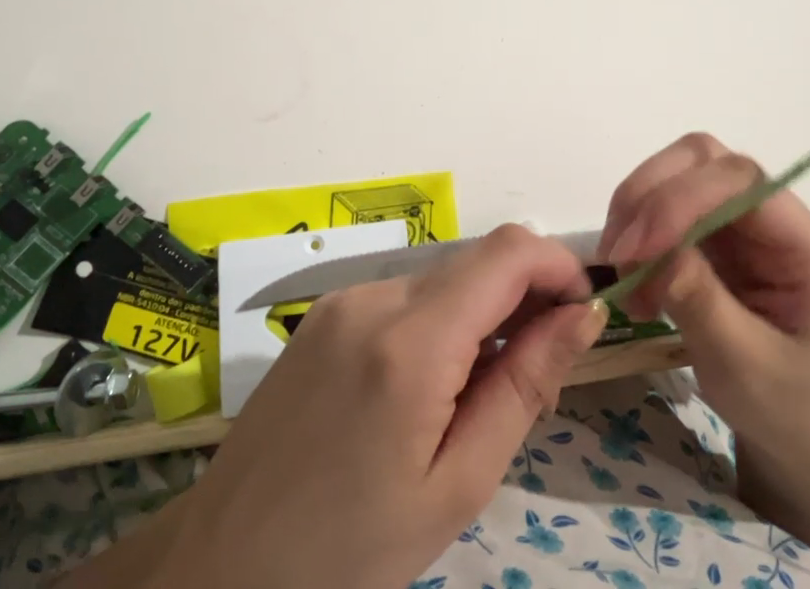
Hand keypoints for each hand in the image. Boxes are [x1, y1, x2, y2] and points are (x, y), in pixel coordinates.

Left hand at [68, 224, 607, 588]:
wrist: (225, 562)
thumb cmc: (353, 546)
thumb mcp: (460, 481)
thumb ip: (527, 384)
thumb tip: (584, 312)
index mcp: (410, 341)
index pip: (511, 252)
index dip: (561, 268)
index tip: (582, 319)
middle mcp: (372, 297)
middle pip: (479, 261)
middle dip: (526, 298)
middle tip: (533, 377)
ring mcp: (340, 302)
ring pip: (444, 278)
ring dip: (482, 315)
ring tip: (474, 399)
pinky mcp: (322, 316)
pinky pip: (404, 297)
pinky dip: (439, 324)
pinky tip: (426, 391)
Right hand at [596, 133, 809, 528]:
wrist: (795, 435)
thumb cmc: (784, 405)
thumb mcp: (744, 365)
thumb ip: (702, 303)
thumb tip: (653, 253)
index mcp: (805, 243)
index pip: (742, 181)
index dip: (681, 200)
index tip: (634, 252)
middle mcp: (774, 218)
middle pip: (706, 161)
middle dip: (652, 198)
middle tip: (620, 260)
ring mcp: (742, 224)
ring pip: (678, 175)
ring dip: (637, 215)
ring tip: (626, 279)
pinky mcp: (714, 237)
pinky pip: (664, 208)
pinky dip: (636, 234)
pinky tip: (634, 282)